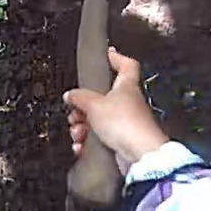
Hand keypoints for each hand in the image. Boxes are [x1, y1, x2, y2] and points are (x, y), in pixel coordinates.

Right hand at [63, 47, 169, 173]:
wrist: (140, 155)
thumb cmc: (124, 124)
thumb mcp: (94, 104)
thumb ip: (80, 97)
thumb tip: (70, 95)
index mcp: (126, 87)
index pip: (126, 65)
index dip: (116, 58)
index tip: (106, 55)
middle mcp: (128, 103)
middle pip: (103, 97)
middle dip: (84, 105)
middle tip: (75, 111)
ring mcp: (126, 123)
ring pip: (98, 120)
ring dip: (83, 126)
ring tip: (77, 131)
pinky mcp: (122, 142)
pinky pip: (100, 139)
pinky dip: (88, 142)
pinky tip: (82, 146)